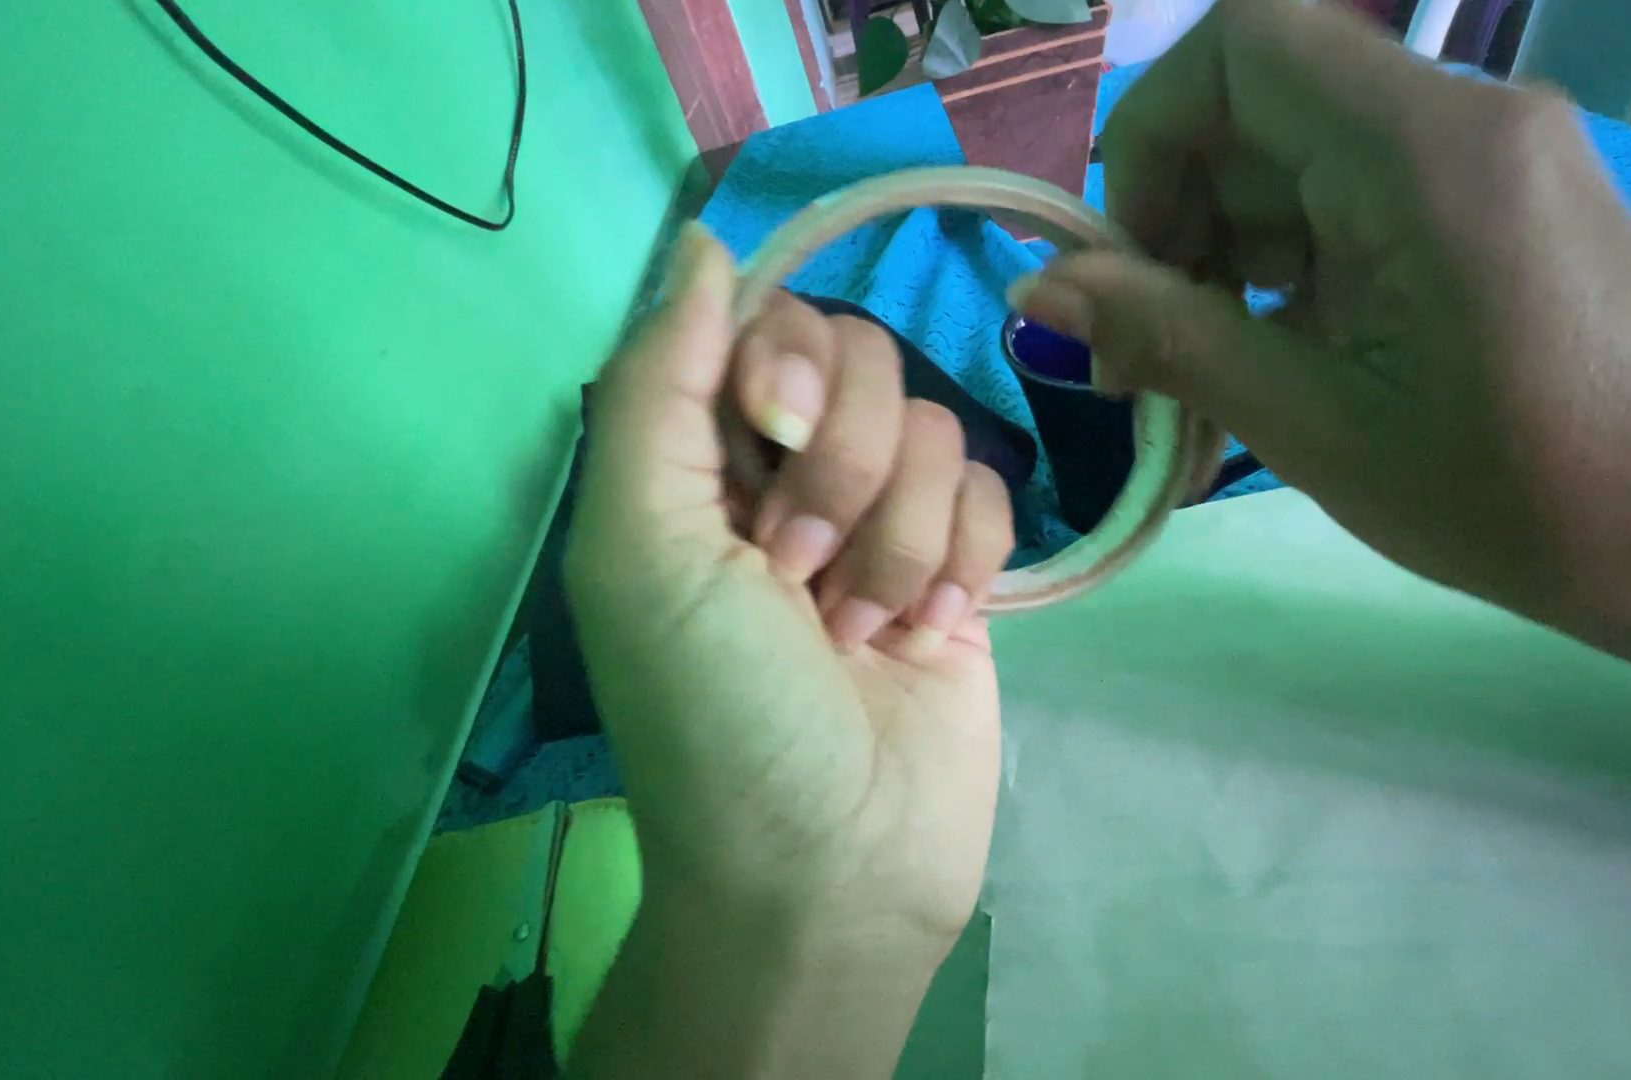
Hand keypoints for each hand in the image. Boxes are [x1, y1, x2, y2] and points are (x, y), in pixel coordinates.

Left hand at [566, 224, 1012, 1075]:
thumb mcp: (642, 548)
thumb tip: (703, 240)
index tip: (776, 439)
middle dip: (844, 470)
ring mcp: (888, 519)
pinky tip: (929, 632)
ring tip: (861, 630)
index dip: (789, 361)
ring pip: (935, 431)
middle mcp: (797, 474)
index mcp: (708, 458)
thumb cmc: (718, 715)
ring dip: (898, 538)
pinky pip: (988, 494)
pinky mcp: (962, 565)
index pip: (772, 322)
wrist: (833, 865)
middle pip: (868, 363)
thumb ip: (657, 385)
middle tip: (803, 572)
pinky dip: (961, 559)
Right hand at [1012, 0, 1630, 716]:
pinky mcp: (1467, 221)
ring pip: (1280, 182)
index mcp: (1423, 153)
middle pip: (1249, 122)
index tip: (1125, 267)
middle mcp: (1451, 126)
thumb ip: (1166, 338)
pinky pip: (1329, 224)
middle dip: (1166, 233)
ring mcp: (1464, 172)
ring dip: (1208, 277)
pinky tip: (1247, 377)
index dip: (1148, 140)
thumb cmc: (1508, 497)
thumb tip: (1034, 292)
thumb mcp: (1308, 423)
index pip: (1240, 48)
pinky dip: (1265, 292)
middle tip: (1132, 362)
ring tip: (1183, 391)